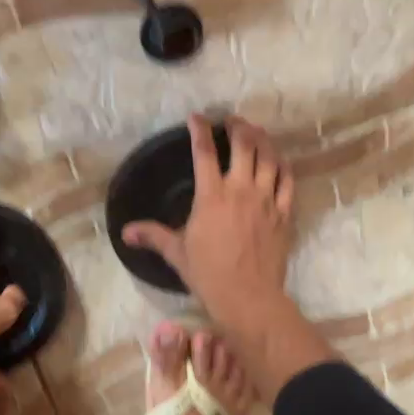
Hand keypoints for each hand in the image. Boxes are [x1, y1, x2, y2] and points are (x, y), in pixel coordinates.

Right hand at [122, 115, 295, 322]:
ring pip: (269, 158)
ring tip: (257, 131)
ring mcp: (266, 200)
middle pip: (244, 145)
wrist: (248, 297)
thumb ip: (152, 235)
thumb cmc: (208, 273)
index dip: (200, 129)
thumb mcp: (176, 252)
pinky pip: (288, 181)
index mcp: (211, 195)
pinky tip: (279, 160)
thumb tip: (125, 232)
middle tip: (232, 120)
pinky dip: (283, 166)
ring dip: (263, 140)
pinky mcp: (284, 214)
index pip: (204, 151)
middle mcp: (240, 190)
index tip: (197, 117)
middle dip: (238, 127)